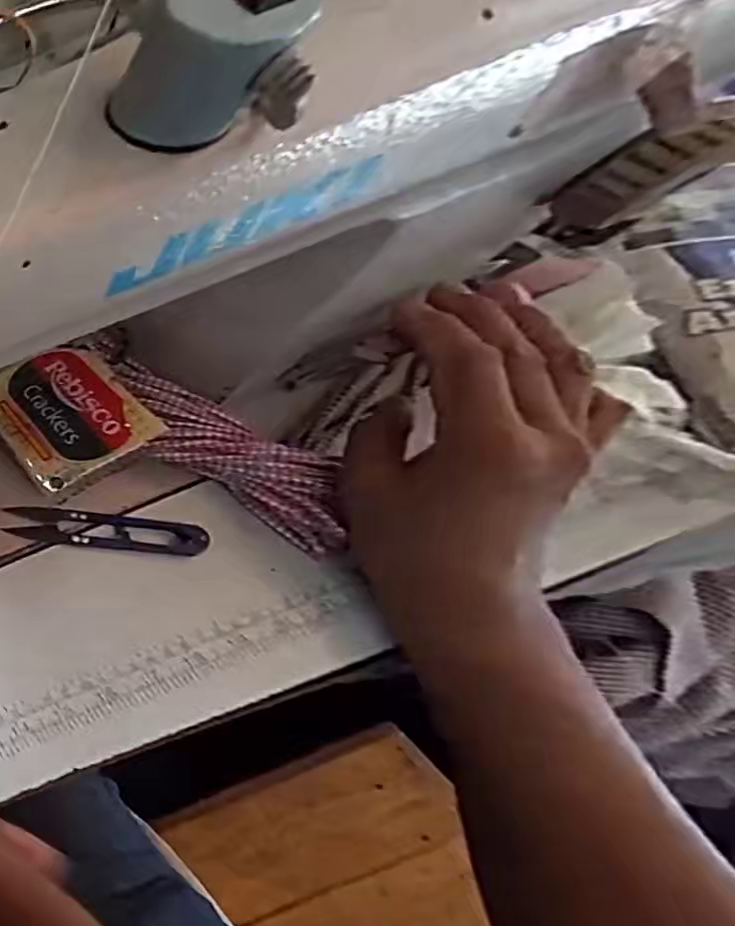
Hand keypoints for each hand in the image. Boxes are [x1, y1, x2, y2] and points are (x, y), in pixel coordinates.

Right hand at [342, 283, 629, 634]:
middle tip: (441, 295)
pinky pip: (591, 400)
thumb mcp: (367, 489)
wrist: (464, 598)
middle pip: (519, 353)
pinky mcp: (577, 459)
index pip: (468, 362)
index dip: (434, 329)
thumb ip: (377, 435)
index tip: (403, 312)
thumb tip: (398, 405)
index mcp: (487, 441)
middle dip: (477, 316)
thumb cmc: (405, 549)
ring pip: (562, 366)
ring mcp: (572, 445)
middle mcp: (545, 434)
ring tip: (500, 300)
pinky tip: (553, 358)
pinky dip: (571, 369)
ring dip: (527, 328)